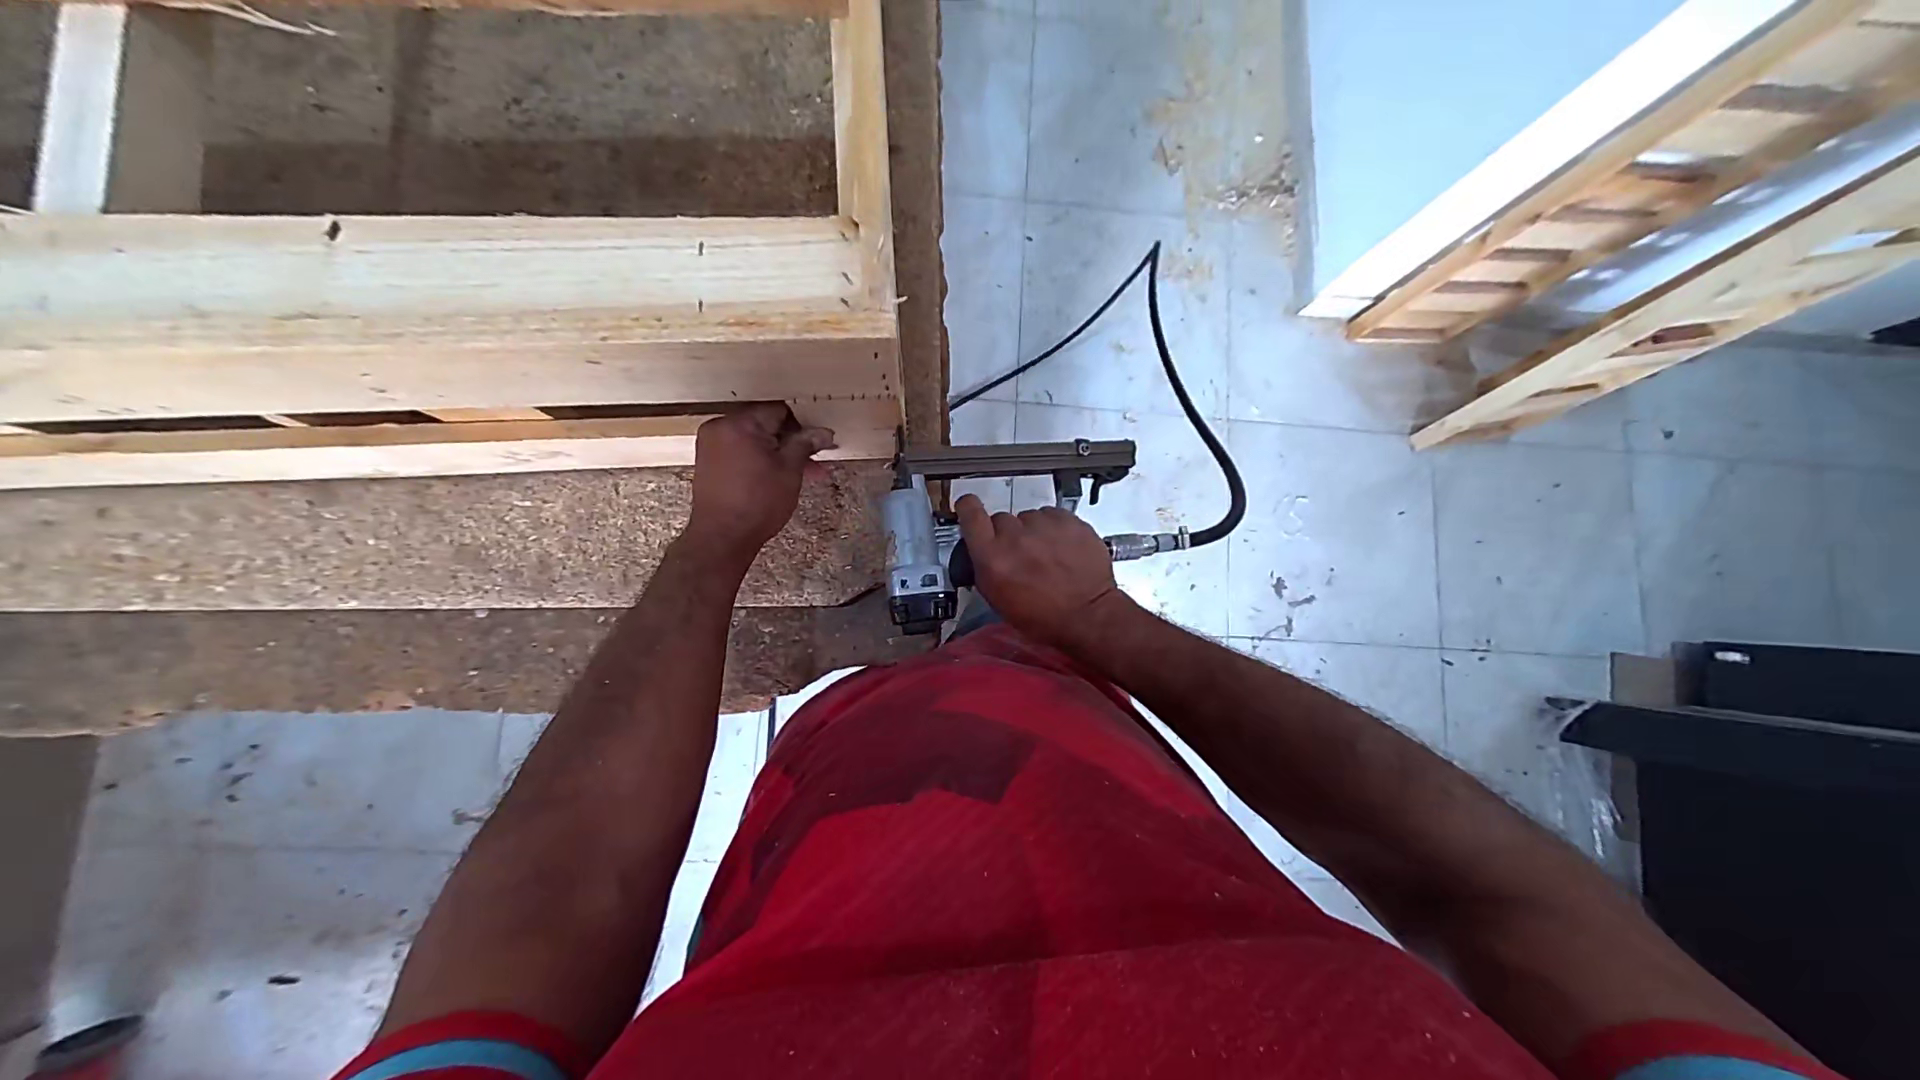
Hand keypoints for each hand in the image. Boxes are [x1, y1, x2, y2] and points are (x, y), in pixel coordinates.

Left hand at [684, 404, 835, 565]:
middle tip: (813, 458)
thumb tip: (822, 433)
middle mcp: (720, 428)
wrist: (723, 537)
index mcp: (740, 424)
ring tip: (801, 473)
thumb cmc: (755, 505)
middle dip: (791, 442)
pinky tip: (778, 476)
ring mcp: (711, 445)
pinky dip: (759, 460)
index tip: (817, 442)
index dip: (802, 426)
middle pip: (765, 424)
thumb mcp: (790, 470)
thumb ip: (805, 445)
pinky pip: (740, 452)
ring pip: (754, 440)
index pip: (779, 411)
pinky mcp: (709, 463)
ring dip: (777, 453)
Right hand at [954, 494, 1134, 648]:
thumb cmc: (1045, 616)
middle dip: (1008, 534)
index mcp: (992, 557)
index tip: (970, 507)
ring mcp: (1044, 526)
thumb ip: (984, 567)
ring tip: (1046, 555)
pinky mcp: (1068, 521)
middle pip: (1001, 518)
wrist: (1088, 616)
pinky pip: (1053, 516)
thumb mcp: (997, 599)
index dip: (968, 508)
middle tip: (1021, 555)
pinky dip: (1055, 529)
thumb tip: (980, 550)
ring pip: (1029, 517)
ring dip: (1034, 531)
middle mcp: (1016, 536)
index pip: (970, 512)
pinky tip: (1061, 549)